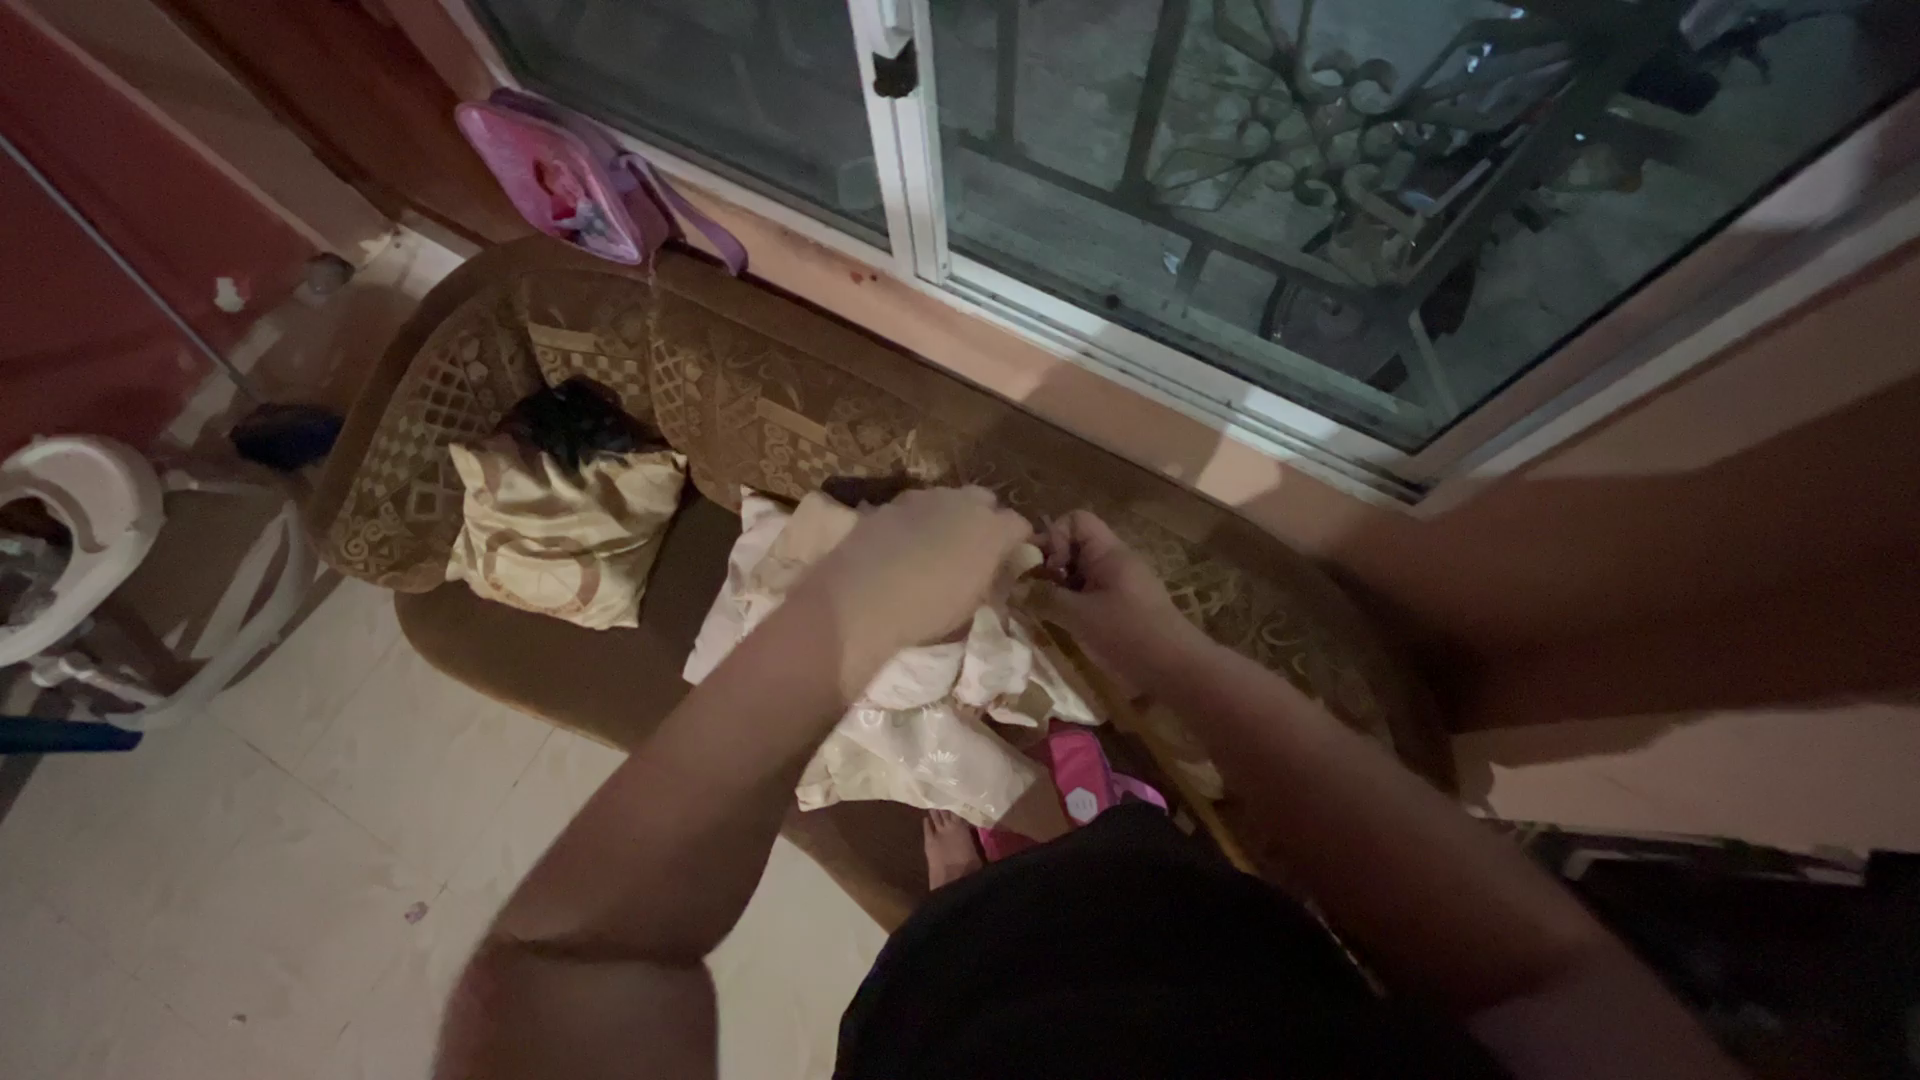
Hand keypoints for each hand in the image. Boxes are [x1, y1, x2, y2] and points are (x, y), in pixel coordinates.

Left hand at [789, 487, 1031, 687]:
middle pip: (984, 500)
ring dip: (948, 516)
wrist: (862, 598)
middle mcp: (961, 502)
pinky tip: (902, 546)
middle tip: (974, 547)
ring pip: (946, 498)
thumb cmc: (928, 610)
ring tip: (936, 544)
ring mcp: (922, 498)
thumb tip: (997, 570)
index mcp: (991, 529)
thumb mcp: (971, 604)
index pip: (1019, 525)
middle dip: (984, 517)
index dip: (1018, 541)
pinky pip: (912, 508)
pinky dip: (915, 522)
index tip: (1011, 558)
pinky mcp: (888, 504)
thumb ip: (990, 579)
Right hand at [1033, 510, 1205, 683]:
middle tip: (1033, 591)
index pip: (1075, 520)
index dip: (1054, 537)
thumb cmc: (1128, 634)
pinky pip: (1088, 594)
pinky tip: (1061, 624)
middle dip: (1049, 565)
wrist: (1176, 670)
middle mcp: (1114, 562)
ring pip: (1078, 573)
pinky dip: (1071, 603)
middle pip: (1074, 546)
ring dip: (1057, 587)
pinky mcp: (1121, 609)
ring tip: (1042, 610)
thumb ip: (1044, 598)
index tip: (1048, 569)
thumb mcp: (1079, 615)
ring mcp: (1119, 586)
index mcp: (1109, 553)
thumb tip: (1014, 589)